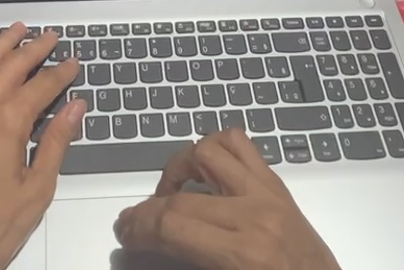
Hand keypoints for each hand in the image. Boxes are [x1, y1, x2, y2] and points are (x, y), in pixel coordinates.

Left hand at [0, 23, 84, 269]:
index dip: (61, 72)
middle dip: (35, 47)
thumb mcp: (36, 192)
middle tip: (51, 36)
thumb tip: (76, 107)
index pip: (42, 85)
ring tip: (18, 29)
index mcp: (8, 122)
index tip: (75, 62)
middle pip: (11, 63)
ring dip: (2, 42)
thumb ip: (56, 143)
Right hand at [114, 128, 340, 269]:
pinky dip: (217, 149)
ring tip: (173, 193)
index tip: (124, 234)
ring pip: (210, 150)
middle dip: (148, 210)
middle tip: (133, 224)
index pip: (172, 225)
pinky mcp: (280, 187)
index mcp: (242, 255)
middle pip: (182, 196)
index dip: (138, 228)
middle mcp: (255, 215)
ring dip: (182, 167)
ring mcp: (270, 194)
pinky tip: (207, 176)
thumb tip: (154, 245)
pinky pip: (242, 146)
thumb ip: (189, 263)